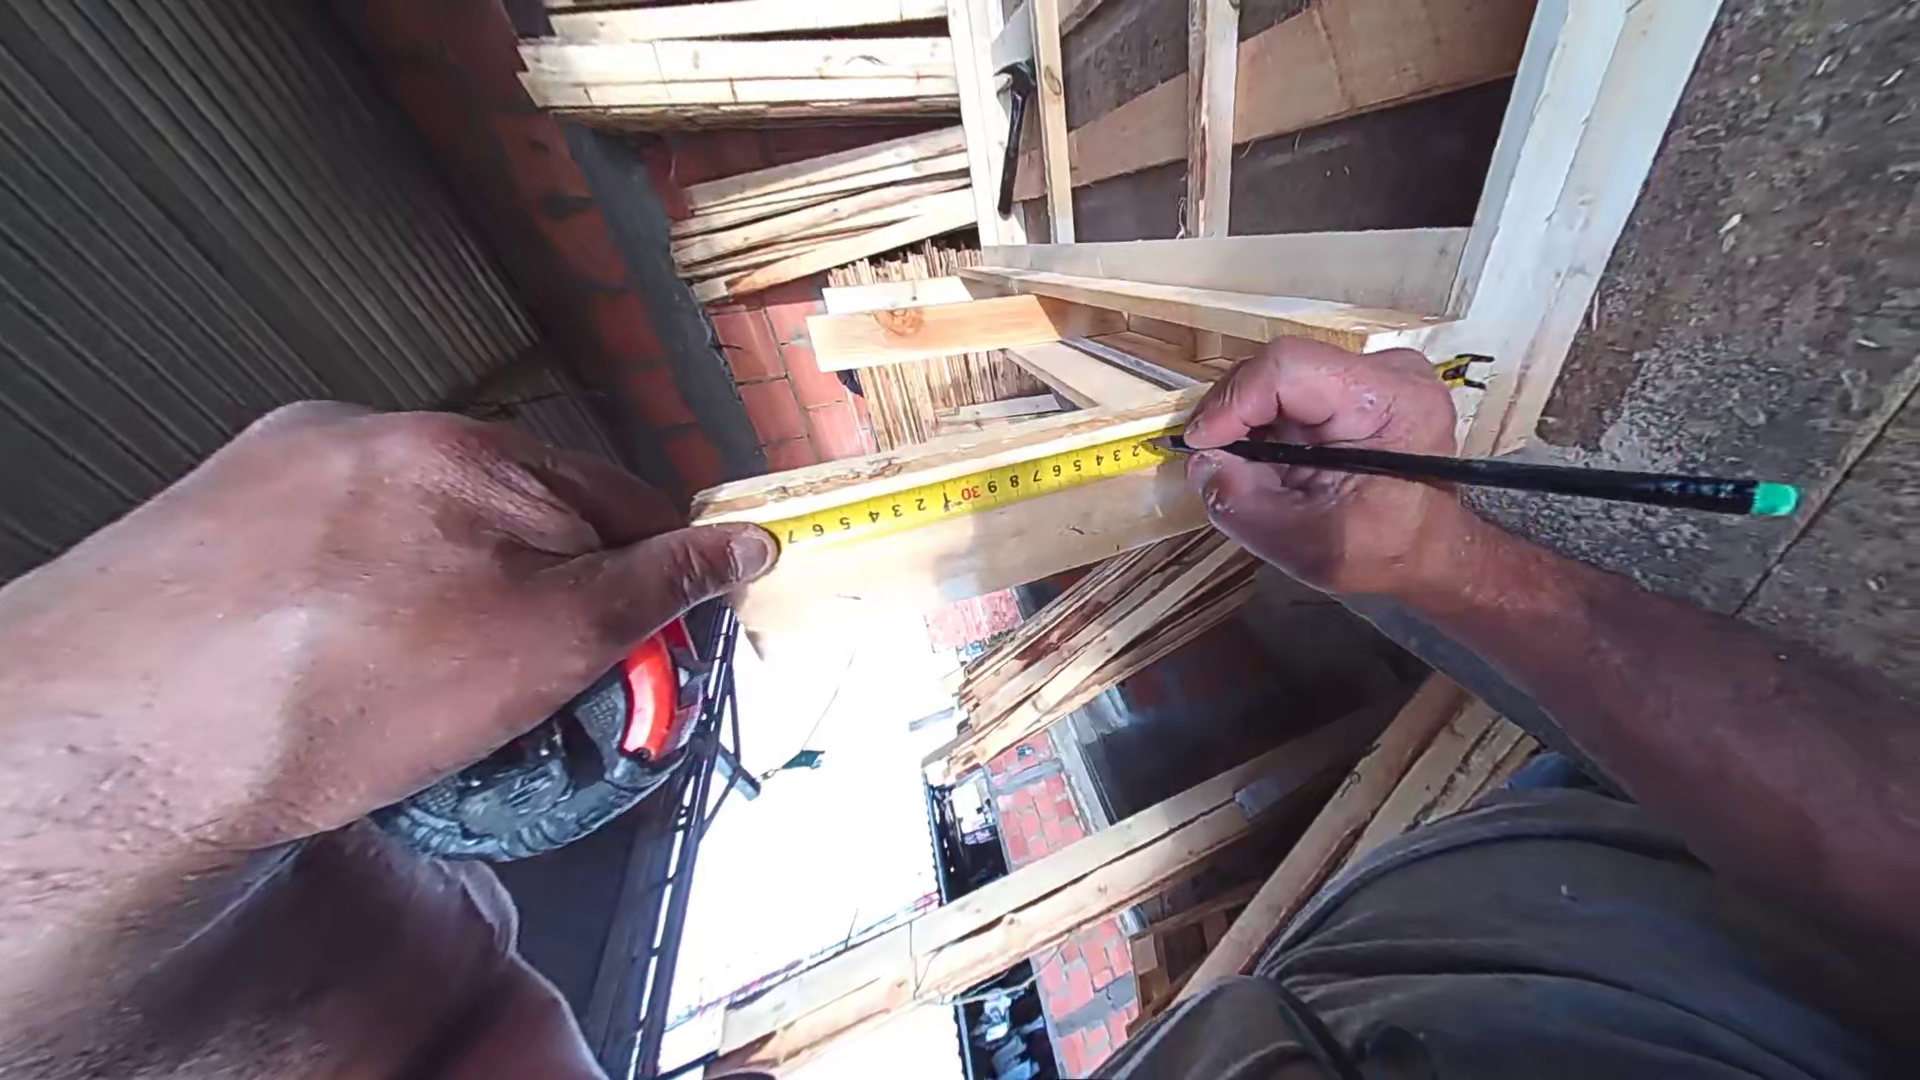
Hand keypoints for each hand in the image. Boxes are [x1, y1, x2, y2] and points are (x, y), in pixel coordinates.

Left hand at [0, 403, 775, 854]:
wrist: (89, 765)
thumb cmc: (363, 694)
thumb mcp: (559, 638)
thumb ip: (667, 580)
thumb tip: (754, 542)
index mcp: (480, 451)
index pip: (628, 501)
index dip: (656, 571)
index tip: (651, 631)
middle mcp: (391, 429)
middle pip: (546, 505)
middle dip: (574, 575)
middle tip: (559, 654)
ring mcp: (303, 458)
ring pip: (463, 514)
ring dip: (494, 570)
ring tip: (466, 651)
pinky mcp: (235, 499)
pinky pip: (377, 525)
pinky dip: (408, 569)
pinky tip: (381, 628)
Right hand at [1182, 337, 1471, 596]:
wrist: (1421, 553)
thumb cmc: (1376, 552)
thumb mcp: (1297, 542)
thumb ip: (1239, 501)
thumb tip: (1199, 462)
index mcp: (1390, 403)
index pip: (1286, 368)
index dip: (1230, 404)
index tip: (1198, 447)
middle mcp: (1386, 372)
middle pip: (1275, 368)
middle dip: (1229, 415)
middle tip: (1208, 461)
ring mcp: (1368, 373)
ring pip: (1272, 377)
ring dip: (1239, 422)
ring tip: (1233, 464)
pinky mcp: (1351, 384)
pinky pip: (1281, 389)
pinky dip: (1254, 423)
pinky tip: (1255, 457)